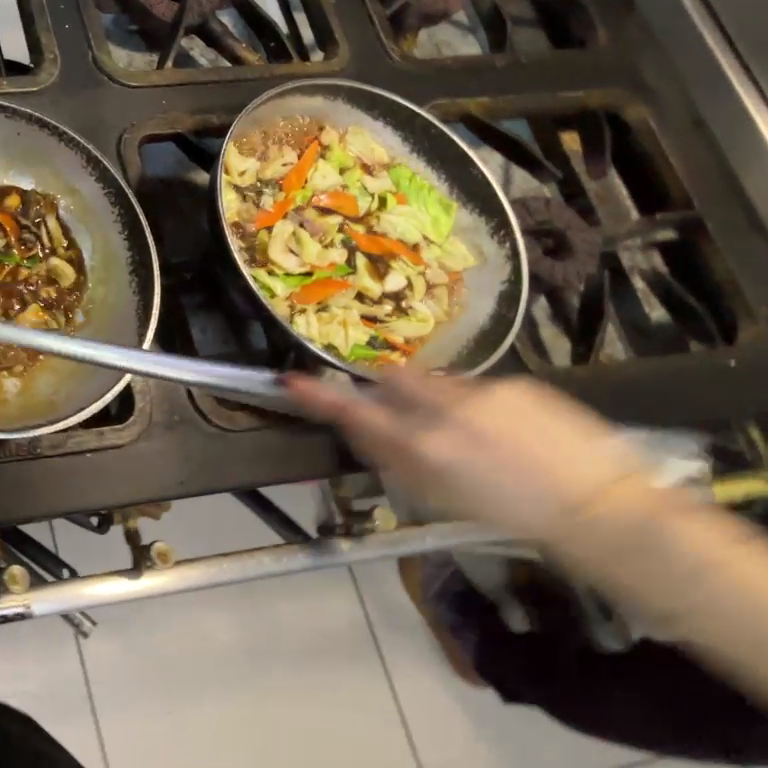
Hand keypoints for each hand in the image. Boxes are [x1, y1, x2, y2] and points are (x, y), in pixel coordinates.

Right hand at [282, 369, 649, 539]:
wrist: (605, 510)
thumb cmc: (513, 515)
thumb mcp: (438, 496)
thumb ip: (393, 457)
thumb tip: (360, 429)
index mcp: (422, 446)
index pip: (353, 412)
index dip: (318, 396)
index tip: (290, 381)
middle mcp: (445, 410)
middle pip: (393, 380)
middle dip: (387, 389)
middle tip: (400, 413)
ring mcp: (484, 392)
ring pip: (438, 384)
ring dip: (436, 399)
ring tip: (468, 434)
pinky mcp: (520, 384)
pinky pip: (479, 386)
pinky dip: (478, 403)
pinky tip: (505, 432)